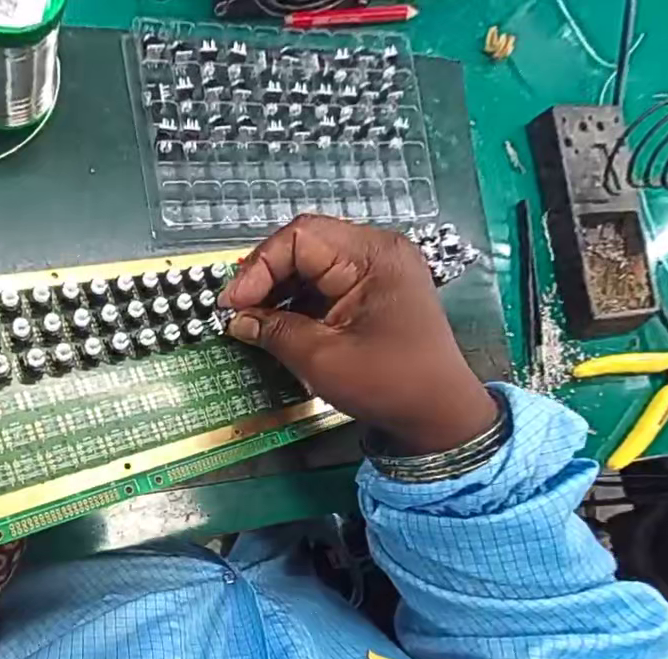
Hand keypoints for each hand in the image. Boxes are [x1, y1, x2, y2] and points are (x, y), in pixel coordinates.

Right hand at [217, 214, 498, 453]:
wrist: (435, 411)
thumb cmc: (388, 383)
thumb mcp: (322, 359)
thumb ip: (276, 332)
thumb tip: (239, 321)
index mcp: (372, 257)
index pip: (300, 238)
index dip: (258, 268)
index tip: (232, 304)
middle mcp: (376, 252)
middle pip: (304, 245)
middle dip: (265, 277)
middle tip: (238, 311)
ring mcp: (375, 271)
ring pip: (309, 265)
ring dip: (277, 291)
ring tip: (252, 321)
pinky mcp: (369, 292)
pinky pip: (322, 285)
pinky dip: (295, 302)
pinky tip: (276, 325)